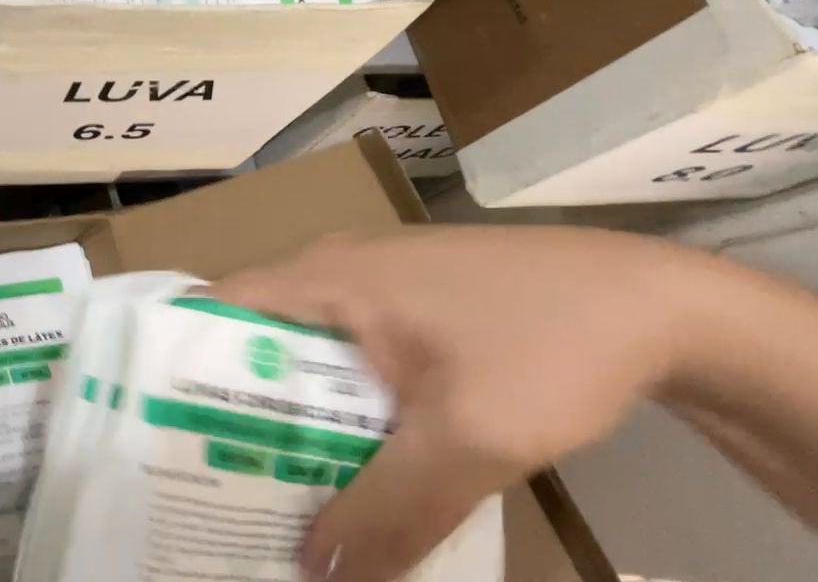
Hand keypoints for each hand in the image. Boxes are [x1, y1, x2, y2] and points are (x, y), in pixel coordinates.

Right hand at [209, 226, 716, 581]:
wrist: (657, 304)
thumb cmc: (547, 348)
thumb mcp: (471, 440)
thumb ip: (393, 510)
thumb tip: (315, 574)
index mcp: (321, 276)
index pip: (216, 307)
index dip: (178, 362)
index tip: (160, 429)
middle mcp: (329, 266)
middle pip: (252, 330)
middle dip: (229, 400)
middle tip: (209, 470)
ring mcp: (369, 277)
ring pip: (299, 341)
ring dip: (284, 402)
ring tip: (267, 471)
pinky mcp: (405, 297)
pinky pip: (340, 343)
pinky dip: (329, 393)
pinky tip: (347, 446)